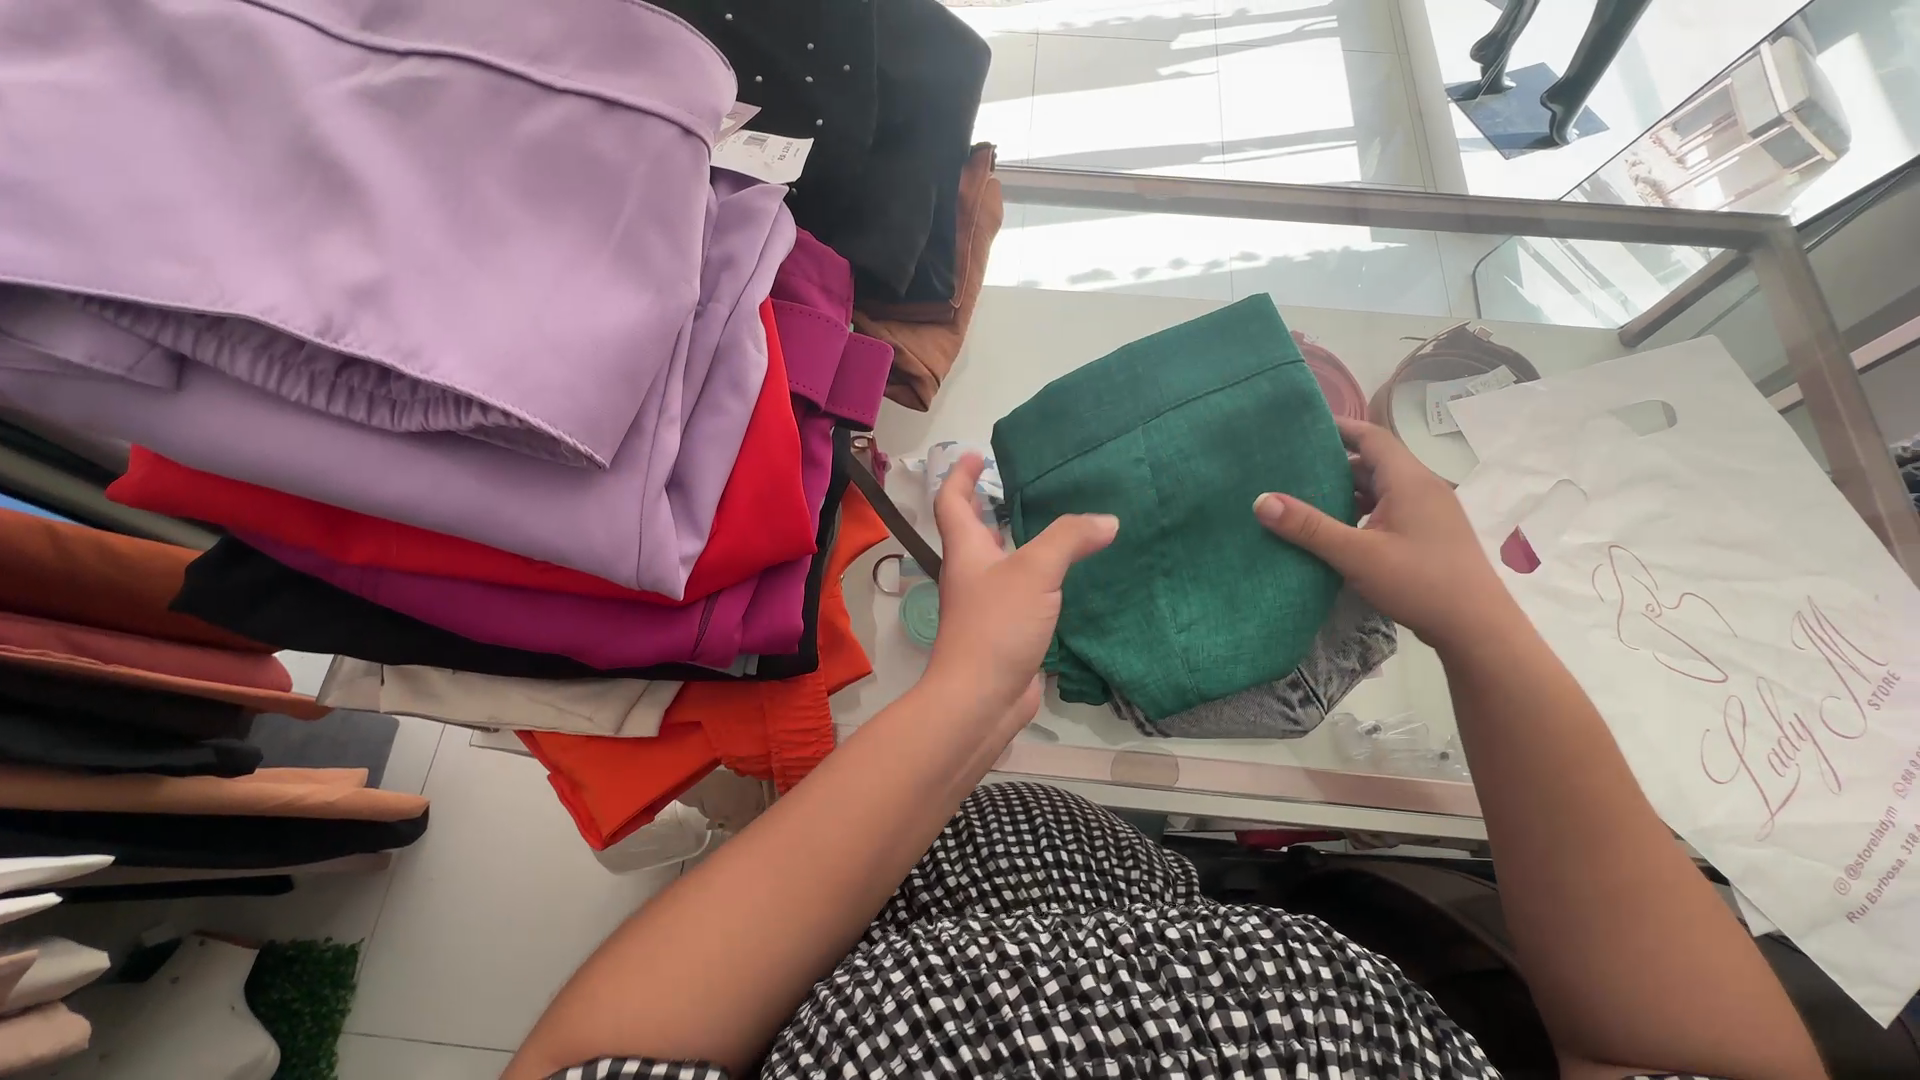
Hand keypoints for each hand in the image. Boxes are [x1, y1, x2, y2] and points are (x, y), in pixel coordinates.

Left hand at [921, 453, 1117, 724]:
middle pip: (975, 532)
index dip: (961, 475)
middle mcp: (971, 575)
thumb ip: (1069, 539)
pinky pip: (1023, 596)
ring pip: (1002, 565)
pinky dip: (1040, 582)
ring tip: (1059, 529)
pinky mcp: (1005, 634)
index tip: (976, 455)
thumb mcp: (1035, 572)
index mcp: (966, 551)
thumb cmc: (996, 626)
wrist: (980, 700)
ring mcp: (986, 607)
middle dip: (992, 507)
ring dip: (1021, 545)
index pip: (952, 502)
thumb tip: (1106, 520)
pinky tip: (1068, 581)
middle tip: (1024, 488)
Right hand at [1253, 417, 1520, 651]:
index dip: (1338, 428)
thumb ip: (1309, 527)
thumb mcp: (1356, 555)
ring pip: (1380, 488)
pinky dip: (1360, 511)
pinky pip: (1387, 509)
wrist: (1476, 627)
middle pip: (1373, 462)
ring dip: (1345, 490)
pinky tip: (1336, 530)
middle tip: (1290, 467)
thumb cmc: (1419, 583)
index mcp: (1408, 481)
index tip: (1301, 427)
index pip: (1371, 436)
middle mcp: (1422, 488)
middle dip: (1333, 462)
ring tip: (1304, 498)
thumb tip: (1261, 501)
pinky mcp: (1428, 534)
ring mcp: (1428, 512)